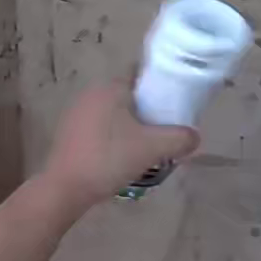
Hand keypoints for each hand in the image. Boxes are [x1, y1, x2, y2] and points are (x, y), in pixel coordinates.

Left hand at [37, 82, 198, 207]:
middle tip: (163, 131)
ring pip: (113, 113)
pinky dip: (112, 137)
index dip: (160, 86)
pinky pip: (99, 128)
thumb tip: (193, 136)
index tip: (174, 104)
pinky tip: (121, 157)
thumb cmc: (110, 158)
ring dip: (129, 127)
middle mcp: (90, 94)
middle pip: (128, 95)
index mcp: (110, 88)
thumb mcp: (153, 148)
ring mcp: (76, 113)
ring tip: (145, 148)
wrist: (66, 187)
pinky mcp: (68, 133)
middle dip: (147, 111)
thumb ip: (180, 138)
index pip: (140, 74)